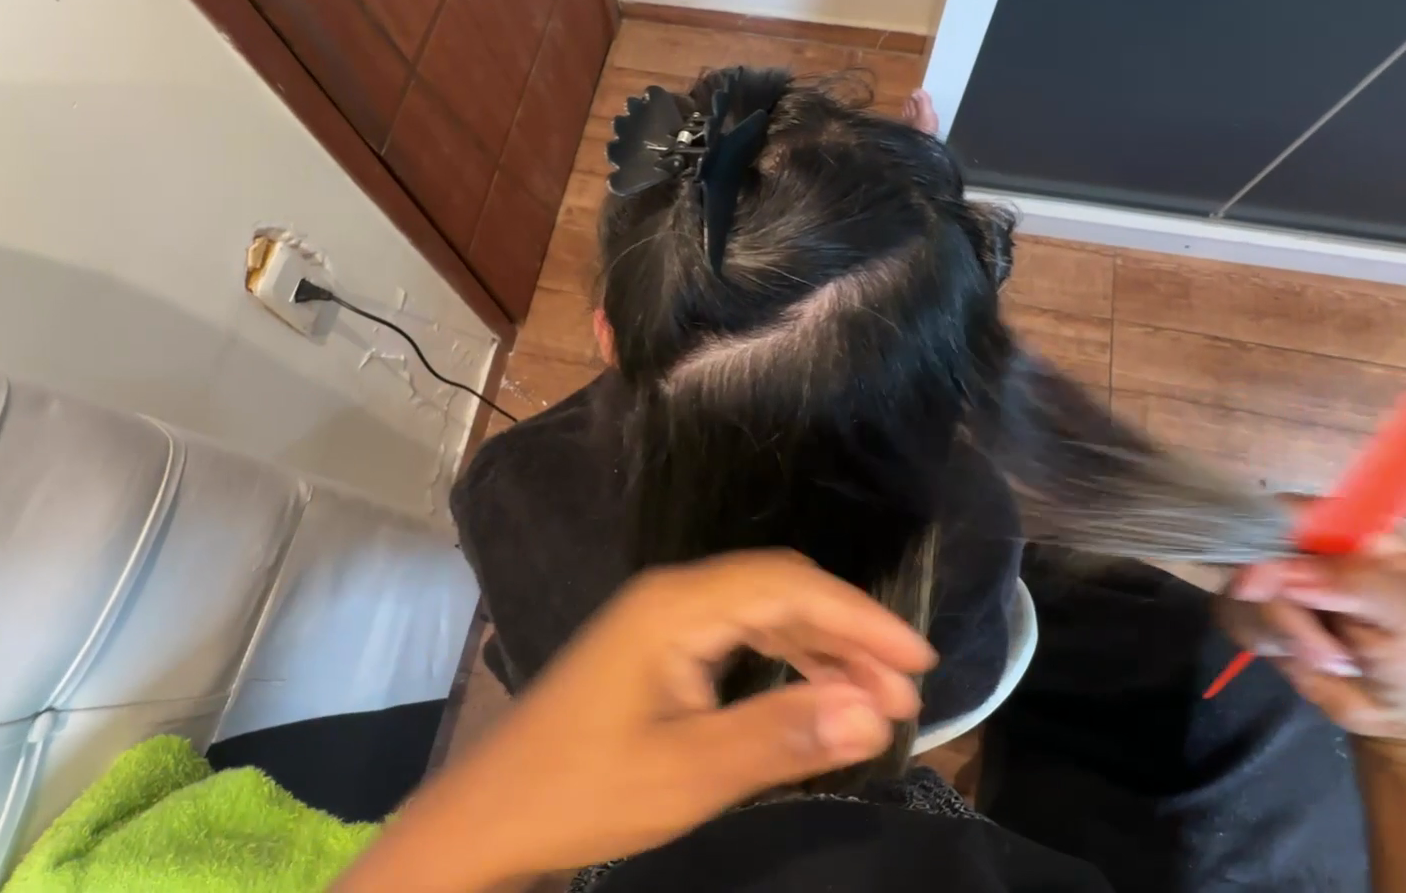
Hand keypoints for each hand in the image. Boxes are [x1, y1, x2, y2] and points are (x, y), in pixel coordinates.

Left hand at [337, 550, 935, 891]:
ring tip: (875, 701)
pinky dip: (786, 664)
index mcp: (678, 605)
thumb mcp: (690, 772)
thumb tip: (874, 712)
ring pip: (764, 615)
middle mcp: (675, 596)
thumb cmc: (582, 790)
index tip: (918, 660)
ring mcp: (665, 620)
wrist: (488, 818)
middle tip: (905, 692)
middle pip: (781, 593)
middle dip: (848, 637)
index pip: (789, 587)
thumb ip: (783, 736)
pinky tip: (816, 698)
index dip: (860, 618)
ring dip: (821, 652)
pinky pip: (741, 638)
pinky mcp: (661, 649)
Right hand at [1217, 536, 1405, 753]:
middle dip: (1282, 604)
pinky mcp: (1261, 618)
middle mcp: (1310, 555)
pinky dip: (1262, 641)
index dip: (1274, 532)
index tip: (1274, 570)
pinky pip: (1233, 615)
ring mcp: (1281, 586)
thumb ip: (1359, 585)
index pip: (1296, 511)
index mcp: (1354, 539)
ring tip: (1333, 663)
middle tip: (1316, 645)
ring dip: (1282, 631)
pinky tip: (1302, 662)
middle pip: (1256, 552)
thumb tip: (1286, 576)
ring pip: (1242, 588)